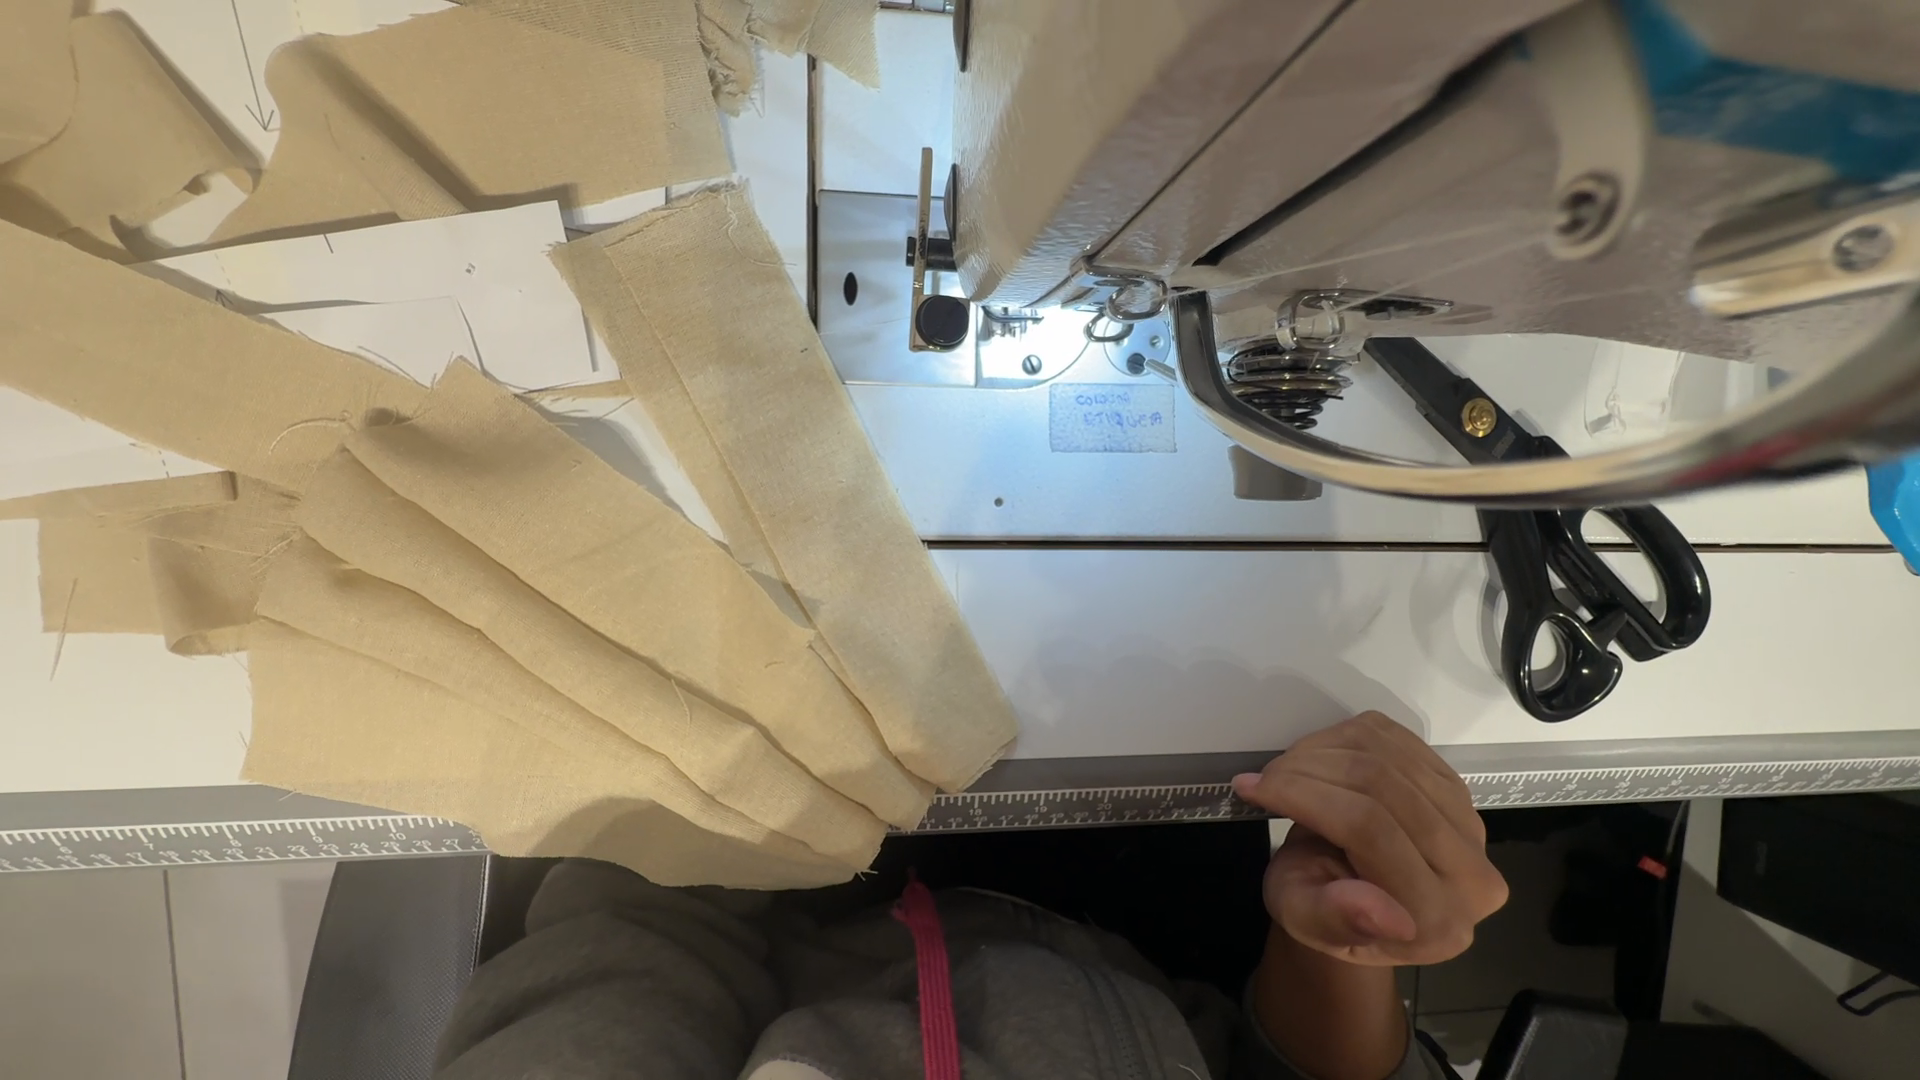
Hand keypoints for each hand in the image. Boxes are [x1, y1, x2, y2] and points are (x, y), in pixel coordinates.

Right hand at [1234, 712, 1506, 966]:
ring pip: (1385, 753)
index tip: (1251, 786)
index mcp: (1437, 920)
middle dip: (1305, 767)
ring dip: (1319, 748)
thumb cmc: (1318, 908)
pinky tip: (1317, 758)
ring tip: (1285, 769)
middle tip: (1264, 776)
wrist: (1345, 896)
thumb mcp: (1304, 921)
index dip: (1302, 795)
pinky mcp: (1455, 788)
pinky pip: (1394, 738)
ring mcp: (1470, 823)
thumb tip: (1383, 914)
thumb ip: (1335, 920)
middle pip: (1380, 784)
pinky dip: (1342, 736)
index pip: (1368, 828)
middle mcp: (1473, 873)